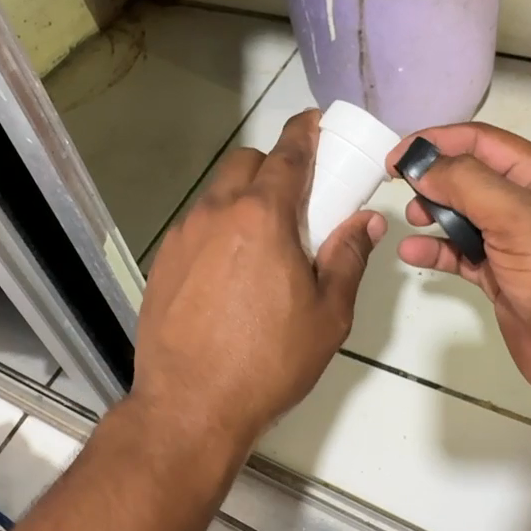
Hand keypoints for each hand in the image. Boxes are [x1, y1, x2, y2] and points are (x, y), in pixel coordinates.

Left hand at [133, 110, 386, 448]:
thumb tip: (366, 221)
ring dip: (244, 197)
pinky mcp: (164, 260)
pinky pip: (197, 225)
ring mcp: (184, 235)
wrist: (189, 408)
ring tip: (264, 242)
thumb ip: (348, 257)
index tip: (316, 122)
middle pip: (246, 162)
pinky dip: (219, 228)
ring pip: (218, 193)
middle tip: (297, 198)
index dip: (305, 132)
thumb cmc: (270, 361)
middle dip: (273, 165)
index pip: (288, 154)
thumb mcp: (328, 314)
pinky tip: (229, 272)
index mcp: (262, 216)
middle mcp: (217, 212)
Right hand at [392, 123, 530, 408]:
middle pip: (469, 175)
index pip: (480, 142)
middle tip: (401, 189)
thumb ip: (466, 184)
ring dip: (433, 213)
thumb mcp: (519, 218)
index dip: (437, 142)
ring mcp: (515, 240)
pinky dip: (437, 249)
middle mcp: (528, 202)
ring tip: (413, 221)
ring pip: (462, 214)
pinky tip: (414, 253)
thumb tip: (421, 166)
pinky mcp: (502, 275)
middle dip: (434, 178)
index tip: (397, 156)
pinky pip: (461, 252)